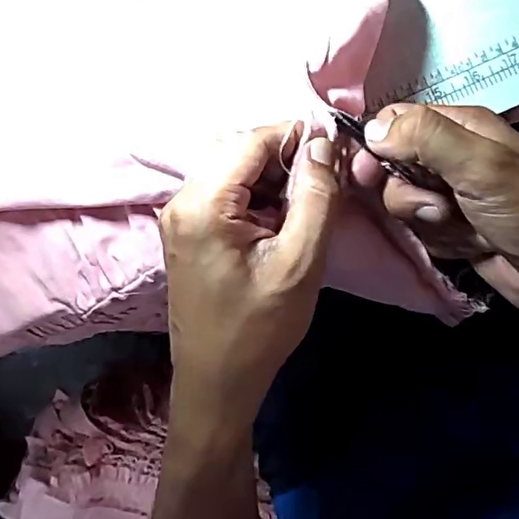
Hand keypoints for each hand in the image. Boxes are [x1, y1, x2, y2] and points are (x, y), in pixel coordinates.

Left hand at [160, 122, 340, 431]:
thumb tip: (323, 143)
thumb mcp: (299, 262)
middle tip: (327, 180)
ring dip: (276, 177)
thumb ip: (316, 197)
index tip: (336, 149)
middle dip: (288, 158)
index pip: (252, 140)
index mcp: (203, 204)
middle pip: (241, 151)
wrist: (216, 383)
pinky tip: (285, 220)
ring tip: (310, 203)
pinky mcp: (190, 229)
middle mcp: (182, 200)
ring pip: (237, 169)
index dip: (297, 136)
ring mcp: (182, 214)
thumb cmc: (259, 328)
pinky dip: (261, 196)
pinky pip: (229, 192)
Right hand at [350, 104, 518, 327]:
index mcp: (459, 126)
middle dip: (408, 193)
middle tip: (437, 207)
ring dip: (430, 222)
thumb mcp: (481, 165)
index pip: (396, 120)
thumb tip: (370, 129)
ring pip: (403, 203)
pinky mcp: (452, 230)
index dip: (376, 143)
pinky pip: (420, 231)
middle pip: (391, 165)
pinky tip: (472, 246)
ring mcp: (450, 196)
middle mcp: (450, 156)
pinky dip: (442, 242)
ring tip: (468, 228)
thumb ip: (426, 139)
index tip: (370, 171)